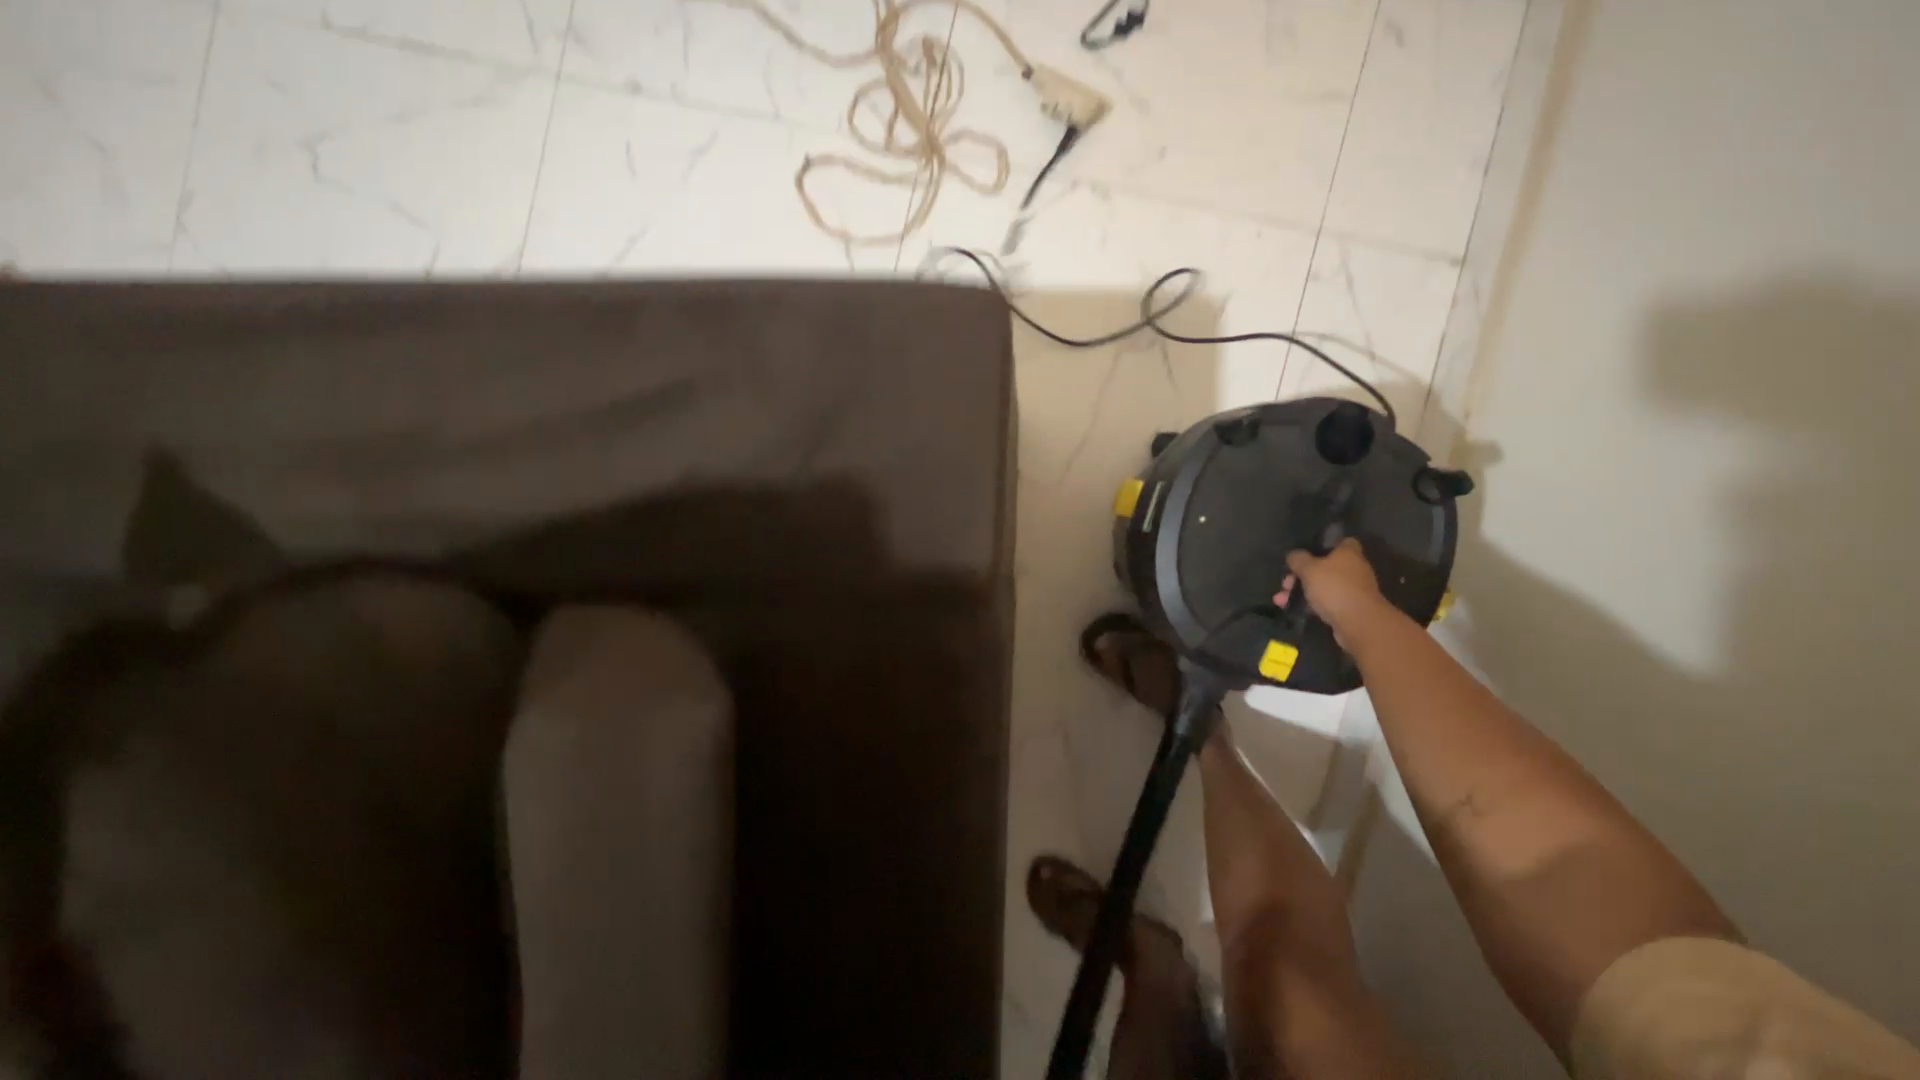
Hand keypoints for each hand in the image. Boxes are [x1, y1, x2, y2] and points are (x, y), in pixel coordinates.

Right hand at [1273, 537, 1389, 642]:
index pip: (1339, 542)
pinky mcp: (1349, 608)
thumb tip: (1293, 555)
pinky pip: (1326, 602)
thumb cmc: (1334, 587)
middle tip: (1286, 584)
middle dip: (1301, 575)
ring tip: (1281, 601)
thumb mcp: (1309, 569)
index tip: (1305, 554)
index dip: (1322, 546)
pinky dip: (1311, 605)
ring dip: (1301, 592)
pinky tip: (1294, 611)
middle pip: (1325, 566)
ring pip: (1323, 586)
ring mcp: (1353, 589)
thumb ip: (1298, 559)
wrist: (1358, 622)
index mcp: (1348, 552)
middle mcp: (1354, 568)